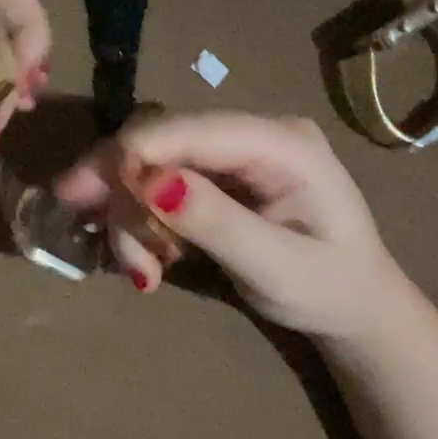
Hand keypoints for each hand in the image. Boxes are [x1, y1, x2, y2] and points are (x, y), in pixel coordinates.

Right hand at [55, 111, 402, 337]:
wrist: (354, 309)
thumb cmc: (327, 289)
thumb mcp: (276, 267)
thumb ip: (216, 222)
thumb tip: (151, 183)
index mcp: (280, 144)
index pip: (191, 129)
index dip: (133, 155)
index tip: (83, 195)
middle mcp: (251, 137)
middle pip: (160, 141)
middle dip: (121, 190)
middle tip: (85, 231)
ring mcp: (232, 158)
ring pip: (150, 167)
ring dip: (129, 217)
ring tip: (141, 272)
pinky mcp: (217, 182)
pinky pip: (159, 190)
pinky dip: (141, 225)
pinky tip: (149, 263)